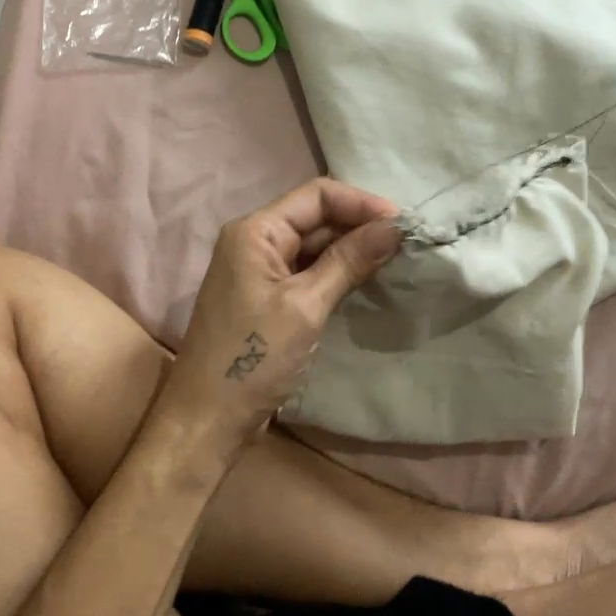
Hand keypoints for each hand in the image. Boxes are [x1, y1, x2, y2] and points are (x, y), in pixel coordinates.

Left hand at [156, 179, 401, 450]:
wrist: (208, 419)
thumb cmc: (252, 358)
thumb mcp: (305, 306)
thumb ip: (348, 261)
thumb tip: (394, 226)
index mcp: (255, 231)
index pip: (316, 195)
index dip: (361, 203)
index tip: (404, 223)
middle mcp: (254, 240)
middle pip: (315, 217)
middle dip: (360, 224)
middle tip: (408, 242)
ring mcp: (259, 270)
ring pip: (313, 245)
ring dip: (352, 249)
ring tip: (397, 258)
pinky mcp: (267, 297)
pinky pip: (307, 271)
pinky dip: (336, 272)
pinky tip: (368, 280)